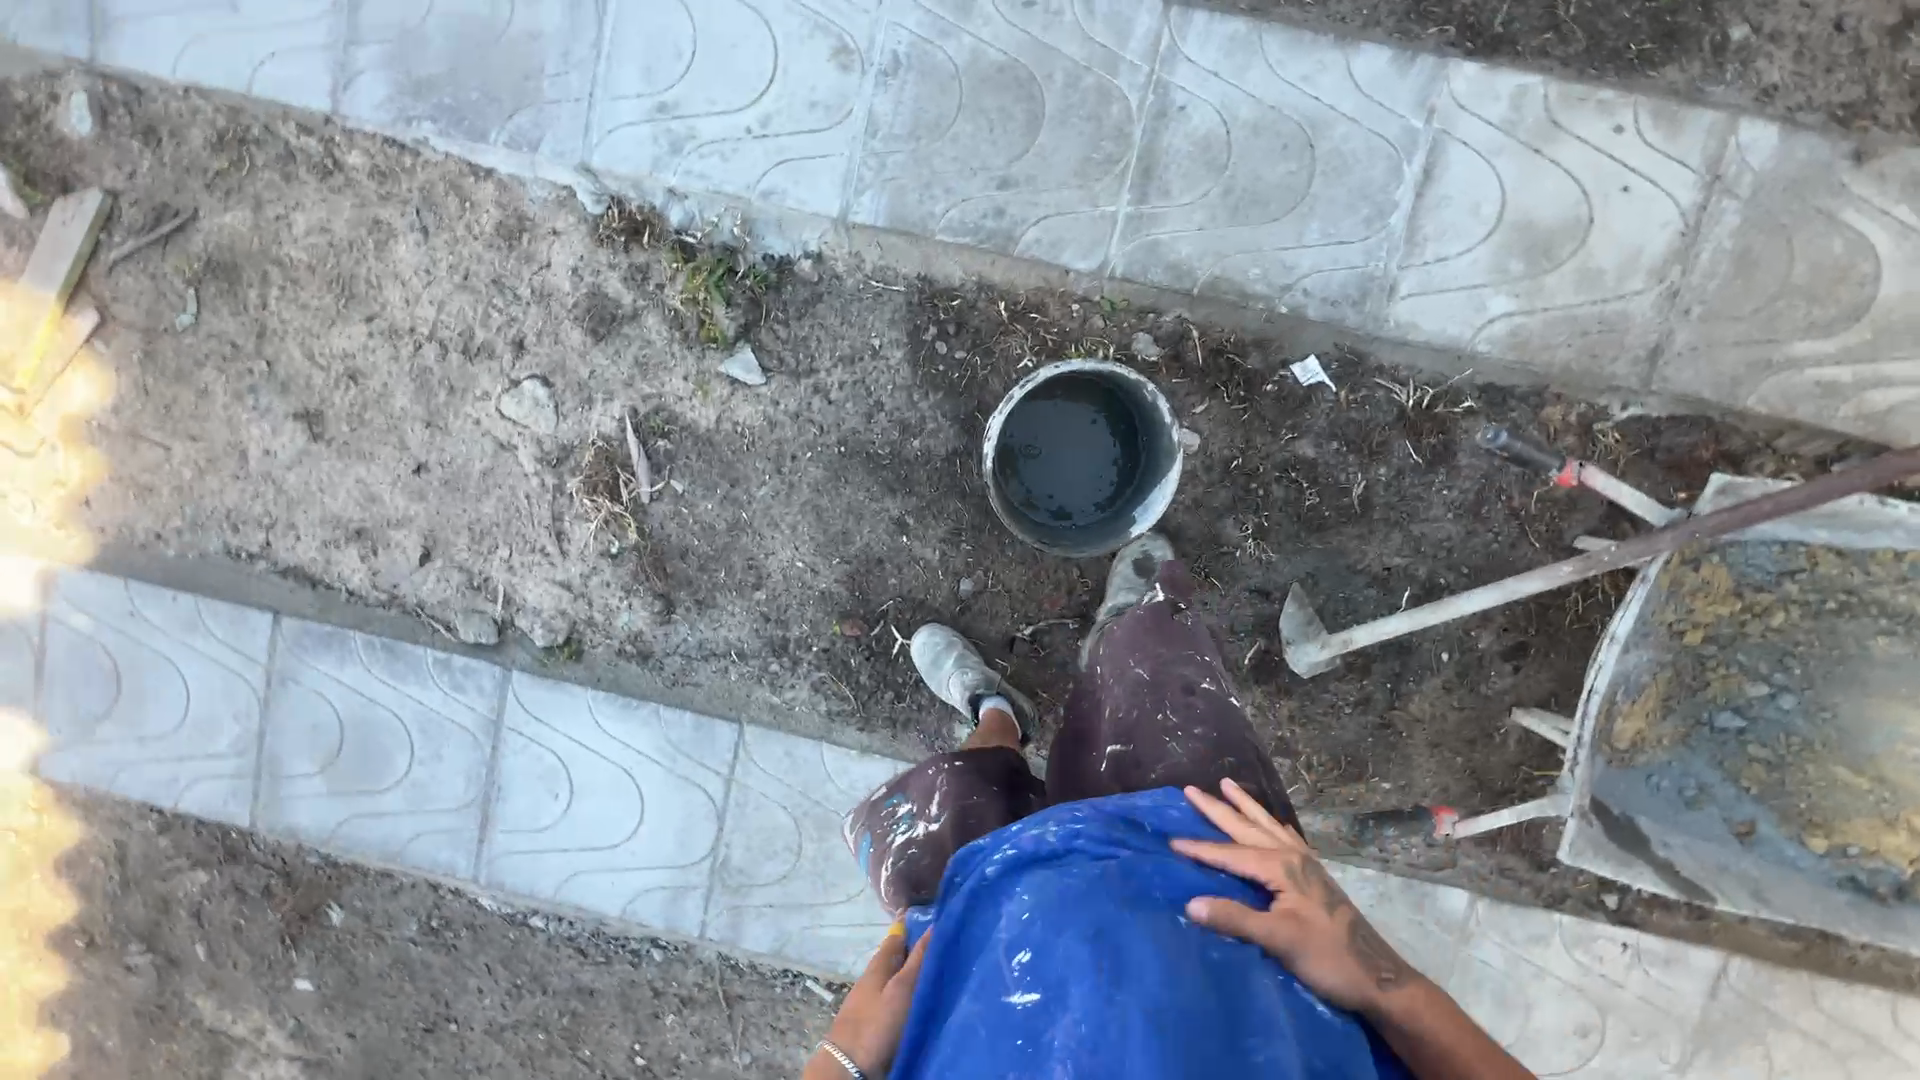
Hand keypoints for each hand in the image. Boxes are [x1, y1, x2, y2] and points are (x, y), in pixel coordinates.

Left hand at [807, 924, 928, 1077]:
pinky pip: (894, 999)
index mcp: (878, 965)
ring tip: (938, 974)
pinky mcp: (873, 1021)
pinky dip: (908, 995)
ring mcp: (871, 1001)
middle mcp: (873, 978)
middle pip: (896, 958)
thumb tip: (931, 927)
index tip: (936, 922)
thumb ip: (917, 961)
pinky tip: (920, 1002)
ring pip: (895, 979)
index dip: (913, 928)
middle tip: (944, 949)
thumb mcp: (901, 989)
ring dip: (912, 974)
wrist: (848, 1066)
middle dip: (916, 951)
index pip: (897, 937)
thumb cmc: (876, 1023)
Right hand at [1171, 779, 1420, 1016]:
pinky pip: (1287, 838)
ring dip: (1245, 806)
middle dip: (1217, 808)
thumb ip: (1235, 918)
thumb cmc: (1329, 959)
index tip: (1170, 841)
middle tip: (1190, 789)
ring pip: (1267, 826)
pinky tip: (1272, 823)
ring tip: (1226, 784)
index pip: (1229, 854)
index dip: (1199, 849)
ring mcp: (1307, 864)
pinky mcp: (1316, 876)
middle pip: (1246, 828)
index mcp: (1281, 867)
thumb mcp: (1279, 940)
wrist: (1380, 979)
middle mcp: (1292, 857)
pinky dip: (1271, 825)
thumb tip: (1190, 903)